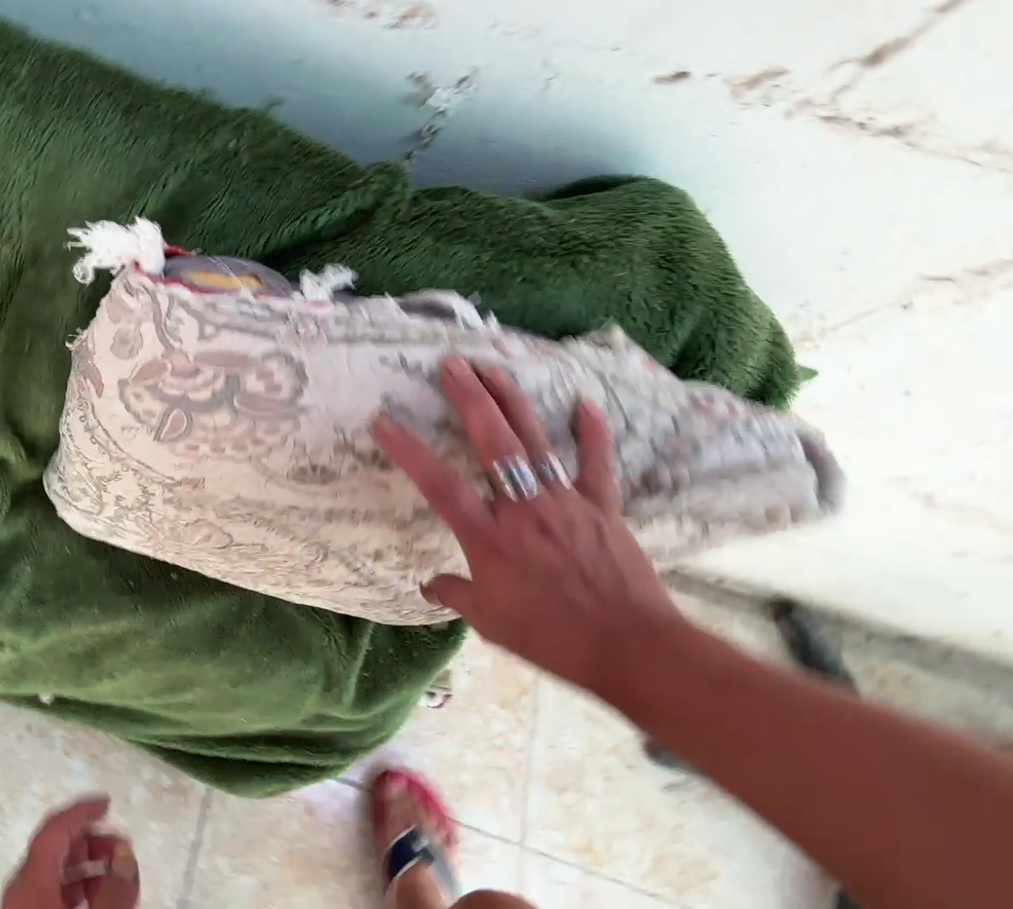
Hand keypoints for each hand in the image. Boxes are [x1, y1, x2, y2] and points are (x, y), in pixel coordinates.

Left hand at [0, 796, 139, 908]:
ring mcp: (18, 904)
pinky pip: (49, 890)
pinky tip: (96, 898)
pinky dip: (74, 886)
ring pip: (53, 871)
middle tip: (122, 847)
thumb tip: (126, 854)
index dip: (82, 809)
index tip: (108, 801)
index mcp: (29, 880)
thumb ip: (114, 890)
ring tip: (116, 876)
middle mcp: (18, 887)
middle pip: (54, 847)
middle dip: (91, 839)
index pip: (55, 828)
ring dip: (86, 865)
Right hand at [370, 356, 686, 692]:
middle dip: (470, 399)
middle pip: (493, 443)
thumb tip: (428, 586)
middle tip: (451, 364)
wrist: (631, 648)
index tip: (381, 420)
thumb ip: (455, 593)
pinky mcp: (602, 508)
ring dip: (513, 400)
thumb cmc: (551, 637)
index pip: (438, 484)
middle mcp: (523, 509)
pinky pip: (596, 464)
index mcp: (488, 538)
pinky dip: (591, 433)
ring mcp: (565, 503)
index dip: (407, 449)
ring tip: (492, 368)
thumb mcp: (490, 621)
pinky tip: (583, 402)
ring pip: (536, 440)